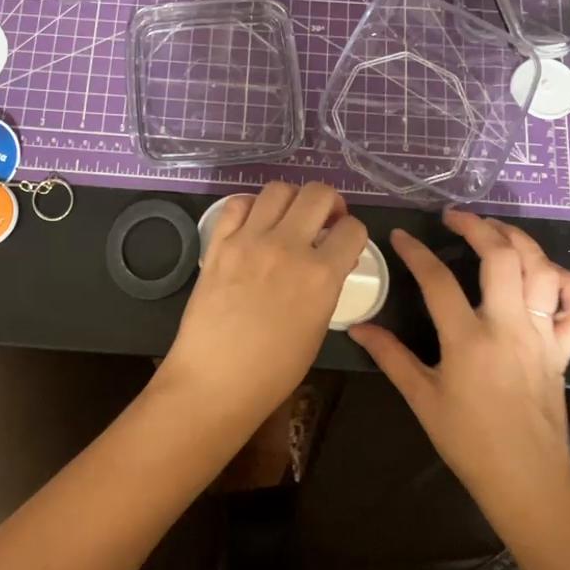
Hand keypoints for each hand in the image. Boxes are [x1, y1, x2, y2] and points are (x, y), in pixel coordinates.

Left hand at [160, 182, 367, 425]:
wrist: (216, 379)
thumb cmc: (274, 369)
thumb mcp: (318, 327)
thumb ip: (329, 286)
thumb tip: (335, 259)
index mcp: (321, 275)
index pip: (353, 229)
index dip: (353, 232)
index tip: (345, 241)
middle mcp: (288, 247)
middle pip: (319, 194)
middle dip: (330, 203)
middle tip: (324, 221)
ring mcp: (250, 240)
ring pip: (279, 189)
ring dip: (292, 199)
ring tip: (289, 218)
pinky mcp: (219, 242)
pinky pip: (238, 203)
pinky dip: (251, 205)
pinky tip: (255, 222)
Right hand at [349, 210, 569, 504]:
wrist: (526, 480)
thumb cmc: (468, 442)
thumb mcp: (421, 399)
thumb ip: (390, 356)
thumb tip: (357, 327)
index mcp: (468, 340)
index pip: (438, 279)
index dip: (415, 251)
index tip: (401, 236)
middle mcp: (509, 327)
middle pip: (501, 257)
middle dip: (477, 226)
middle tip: (454, 217)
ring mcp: (542, 336)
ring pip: (542, 270)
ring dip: (520, 242)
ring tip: (497, 231)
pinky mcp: (565, 350)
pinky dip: (569, 282)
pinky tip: (548, 272)